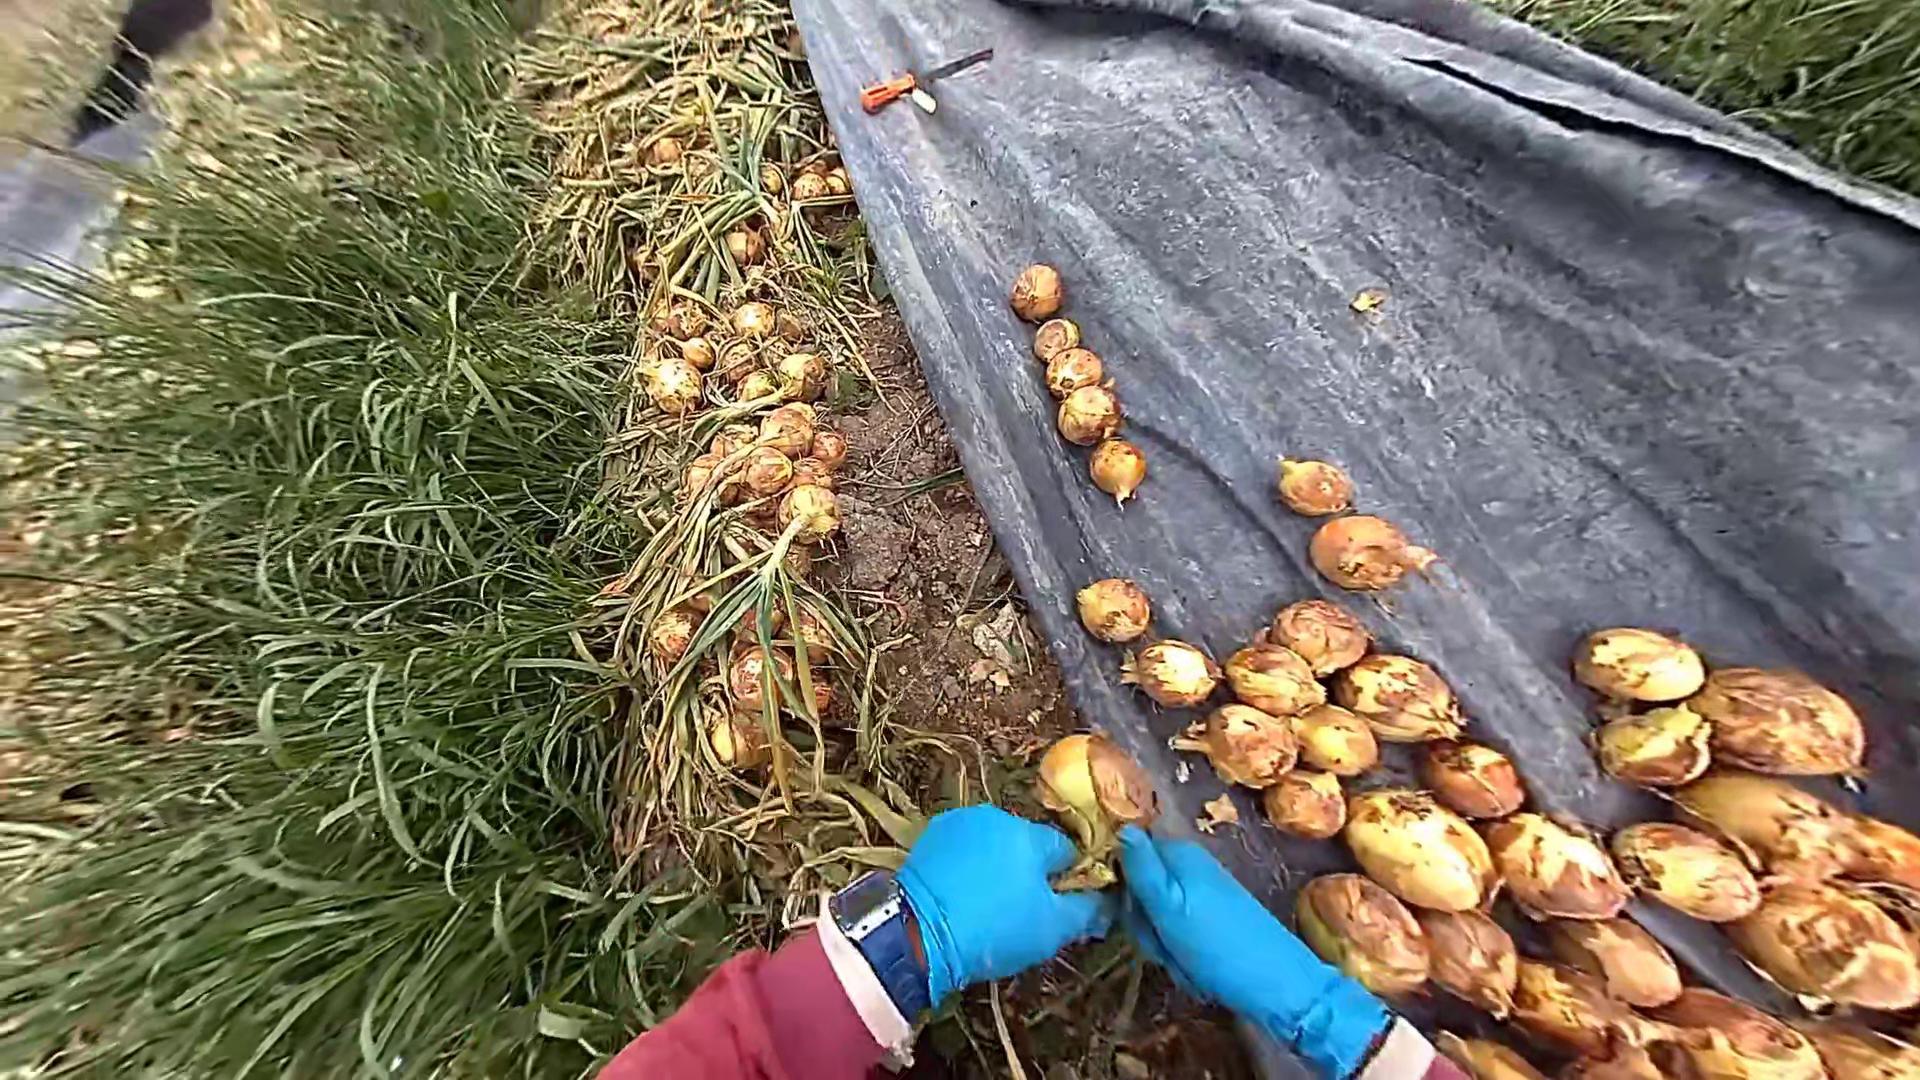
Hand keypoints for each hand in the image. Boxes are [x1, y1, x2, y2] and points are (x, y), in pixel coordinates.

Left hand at [898, 805, 1115, 1004]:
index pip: (1065, 849)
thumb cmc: (995, 926)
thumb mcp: (1050, 929)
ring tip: (988, 902)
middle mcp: (997, 815)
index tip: (1062, 904)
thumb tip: (1109, 902)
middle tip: (1023, 909)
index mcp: (1029, 834)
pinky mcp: (935, 832)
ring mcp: (963, 819)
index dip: (1068, 878)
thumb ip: (1086, 910)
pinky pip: (966, 844)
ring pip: (996, 842)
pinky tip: (962, 889)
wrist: (920, 928)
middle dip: (1031, 870)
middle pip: (1028, 843)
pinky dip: (969, 861)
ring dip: (999, 863)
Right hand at [1119, 827, 1389, 1078]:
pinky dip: (1181, 951)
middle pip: (1142, 883)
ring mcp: (1202, 890)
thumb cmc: (1218, 945)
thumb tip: (1121, 824)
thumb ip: (1141, 866)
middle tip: (1160, 944)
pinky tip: (1195, 969)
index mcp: (1177, 851)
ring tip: (1181, 961)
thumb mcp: (1168, 907)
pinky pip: (1179, 928)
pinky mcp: (1212, 916)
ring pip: (1158, 912)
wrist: (1283, 989)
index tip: (1130, 909)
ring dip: (1162, 941)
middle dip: (1144, 920)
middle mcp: (1189, 864)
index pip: (1129, 850)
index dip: (1122, 879)